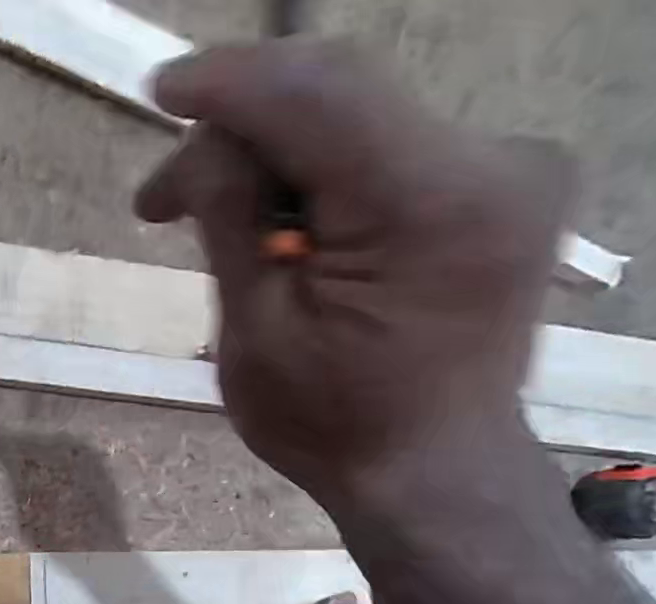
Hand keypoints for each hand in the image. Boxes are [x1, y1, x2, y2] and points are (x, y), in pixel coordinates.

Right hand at [133, 39, 573, 507]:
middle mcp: (491, 162)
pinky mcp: (487, 187)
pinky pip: (373, 153)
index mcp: (432, 204)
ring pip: (349, 124)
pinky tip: (268, 233)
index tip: (158, 88)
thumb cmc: (325, 420)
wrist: (425, 466)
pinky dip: (304, 180)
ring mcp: (501, 170)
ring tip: (200, 227)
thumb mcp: (254, 334)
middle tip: (154, 206)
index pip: (321, 97)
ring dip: (262, 163)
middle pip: (336, 99)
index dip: (230, 84)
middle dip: (233, 135)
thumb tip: (205, 146)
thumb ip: (233, 225)